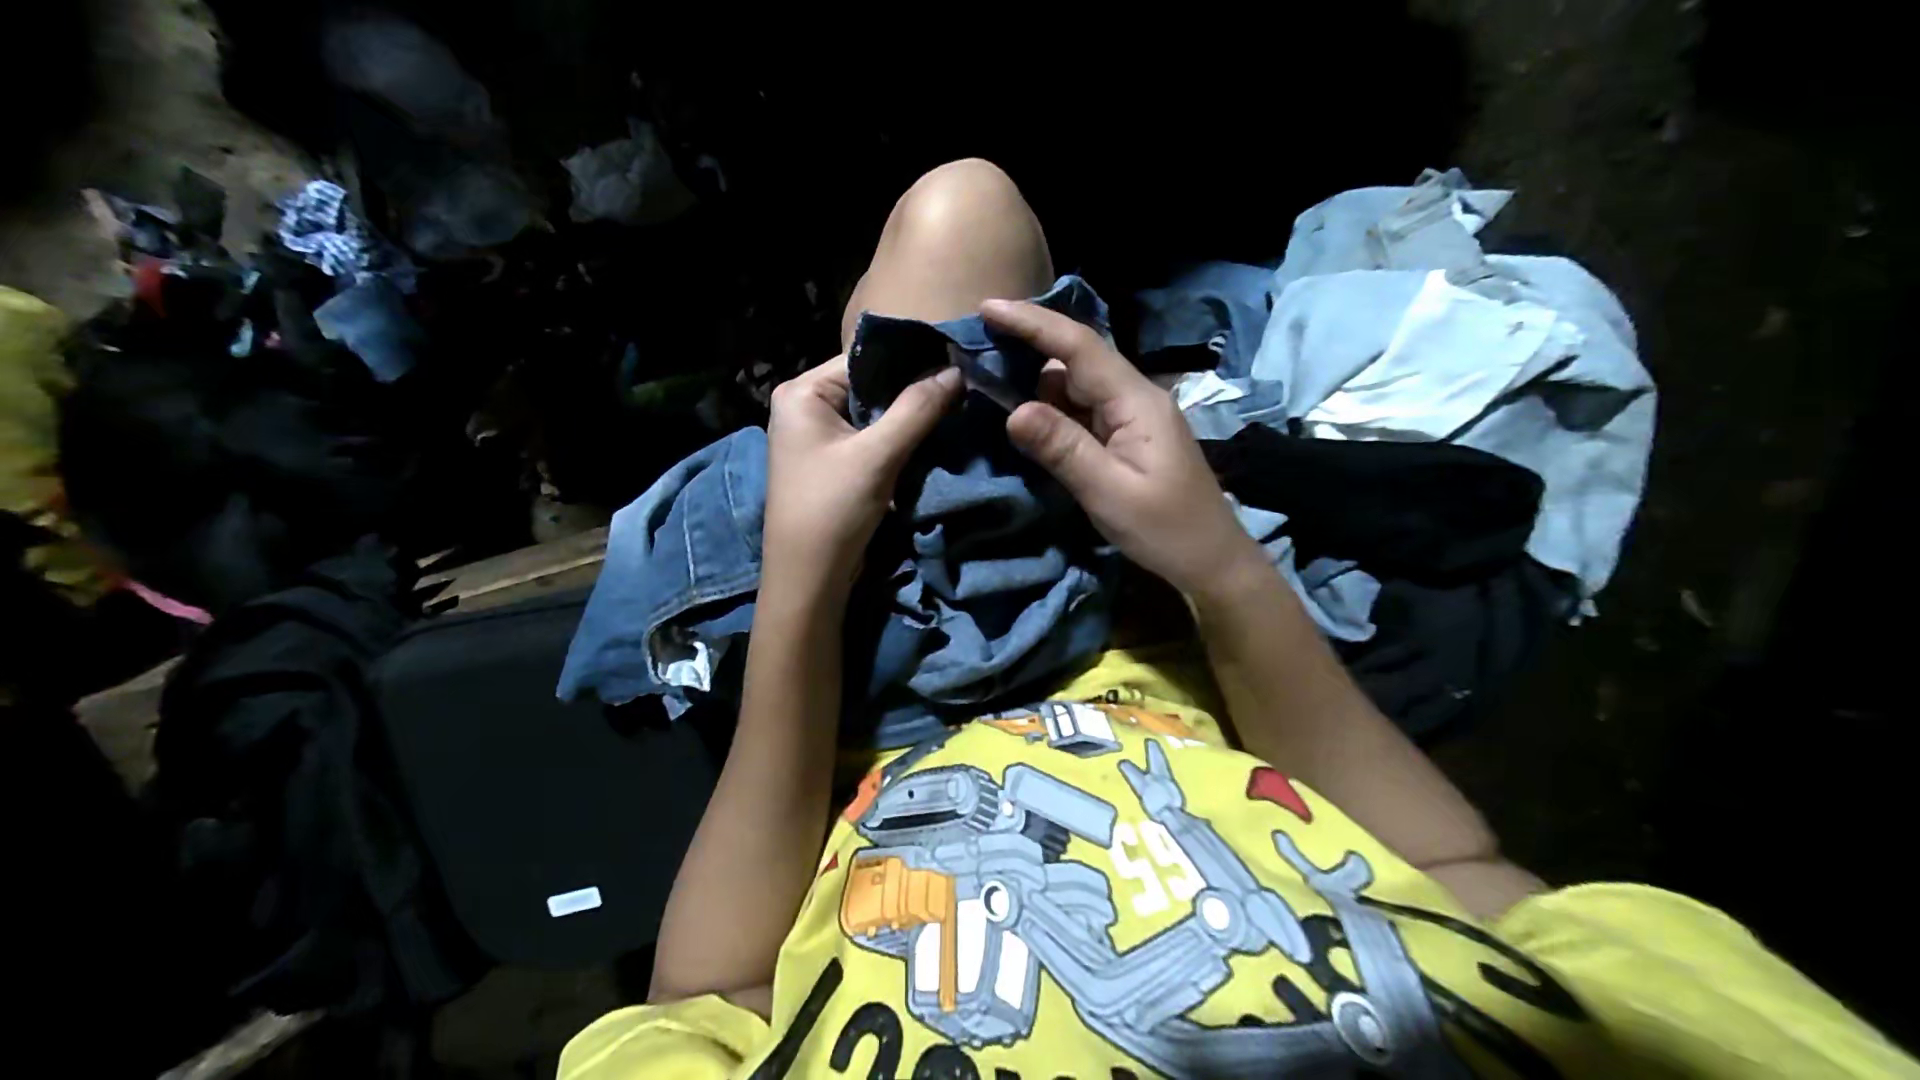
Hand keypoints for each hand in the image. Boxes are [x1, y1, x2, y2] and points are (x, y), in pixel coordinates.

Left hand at [763, 356, 961, 589]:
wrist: (809, 577)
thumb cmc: (833, 508)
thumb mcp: (878, 455)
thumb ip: (918, 409)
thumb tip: (957, 370)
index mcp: (802, 391)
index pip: (865, 357)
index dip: (911, 358)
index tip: (956, 360)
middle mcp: (805, 405)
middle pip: (871, 384)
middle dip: (913, 390)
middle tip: (962, 387)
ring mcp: (818, 435)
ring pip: (875, 413)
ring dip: (909, 417)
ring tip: (954, 408)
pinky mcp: (833, 461)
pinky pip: (871, 437)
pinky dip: (898, 438)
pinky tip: (930, 437)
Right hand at [982, 299, 1265, 597]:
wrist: (1210, 560)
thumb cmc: (1165, 529)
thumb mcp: (1109, 492)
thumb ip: (1063, 449)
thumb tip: (1013, 410)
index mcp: (1137, 401)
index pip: (1080, 347)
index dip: (1033, 324)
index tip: (988, 307)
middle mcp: (1135, 397)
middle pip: (1077, 360)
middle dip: (1028, 348)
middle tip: (978, 351)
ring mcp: (1132, 417)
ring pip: (1077, 386)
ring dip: (1037, 384)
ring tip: (991, 386)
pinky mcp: (1127, 437)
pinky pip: (1083, 411)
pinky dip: (1053, 412)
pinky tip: (1028, 420)